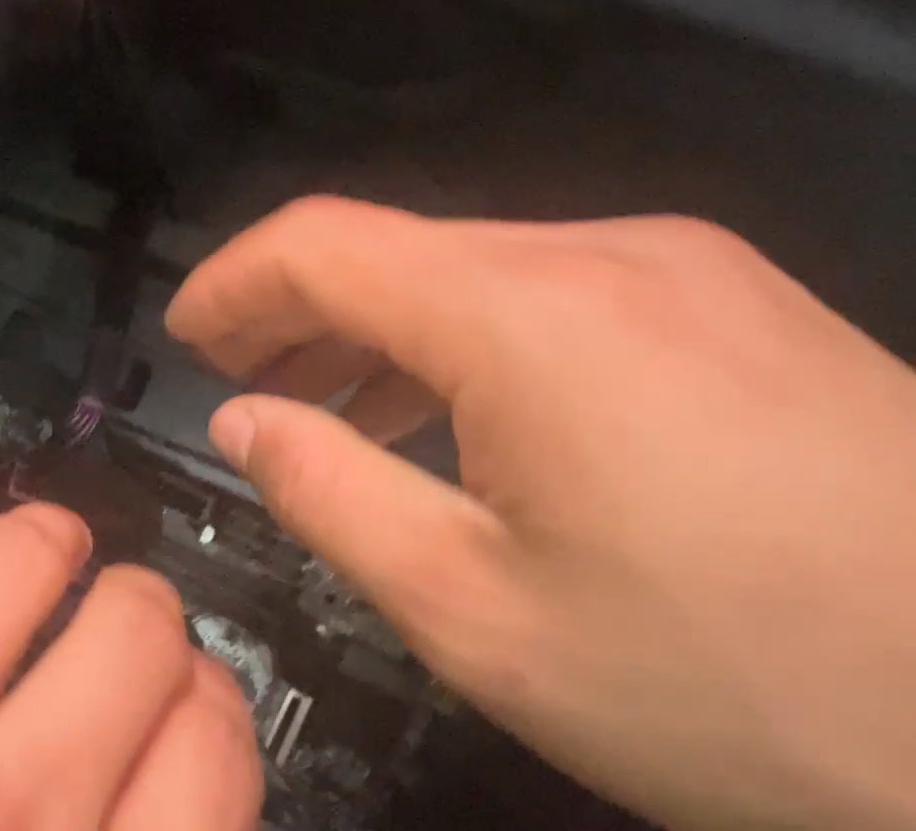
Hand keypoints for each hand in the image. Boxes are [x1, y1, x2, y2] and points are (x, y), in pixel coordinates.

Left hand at [0, 504, 263, 830]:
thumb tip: (153, 772)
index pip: (211, 753)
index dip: (207, 706)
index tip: (181, 698)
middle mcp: (0, 804)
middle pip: (137, 631)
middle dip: (143, 612)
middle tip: (114, 625)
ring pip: (24, 554)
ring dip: (53, 541)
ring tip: (47, 554)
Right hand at [166, 197, 915, 830]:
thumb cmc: (746, 685)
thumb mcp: (476, 610)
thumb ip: (325, 492)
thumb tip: (243, 420)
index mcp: (528, 313)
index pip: (318, 244)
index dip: (227, 281)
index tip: (181, 334)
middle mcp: (603, 255)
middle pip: (388, 245)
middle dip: (287, 307)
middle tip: (231, 375)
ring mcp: (682, 272)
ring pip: (462, 266)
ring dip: (367, 325)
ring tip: (314, 399)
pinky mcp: (729, 308)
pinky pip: (540, 294)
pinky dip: (451, 339)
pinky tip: (434, 408)